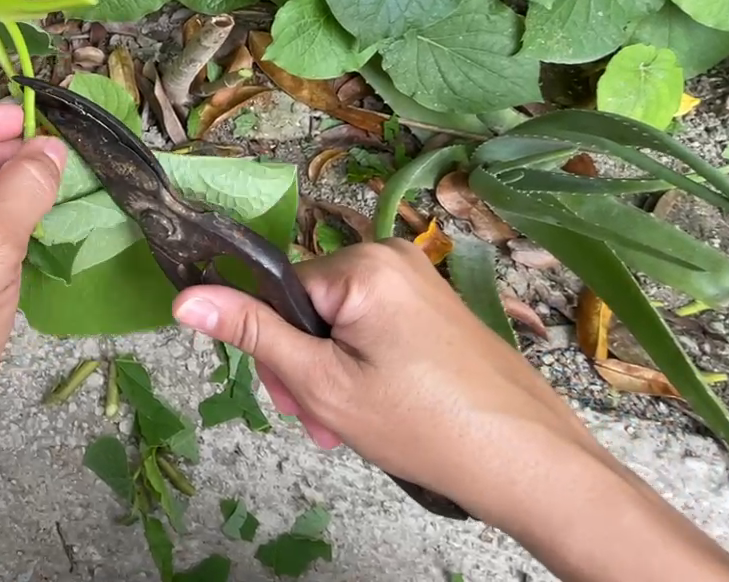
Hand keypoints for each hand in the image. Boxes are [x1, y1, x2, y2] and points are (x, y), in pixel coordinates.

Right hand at [171, 240, 588, 504]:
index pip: (280, 294)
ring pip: (340, 320)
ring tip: (354, 425)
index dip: (277, 349)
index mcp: (361, 264)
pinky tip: (382, 406)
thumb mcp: (322, 384)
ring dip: (332, 370)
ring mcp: (419, 279)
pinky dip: (365, 362)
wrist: (545, 473)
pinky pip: (374, 323)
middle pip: (310, 307)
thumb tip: (183, 297)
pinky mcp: (437, 305)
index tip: (295, 400)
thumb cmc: (425, 426)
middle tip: (326, 421)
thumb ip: (251, 333)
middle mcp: (390, 255)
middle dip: (306, 365)